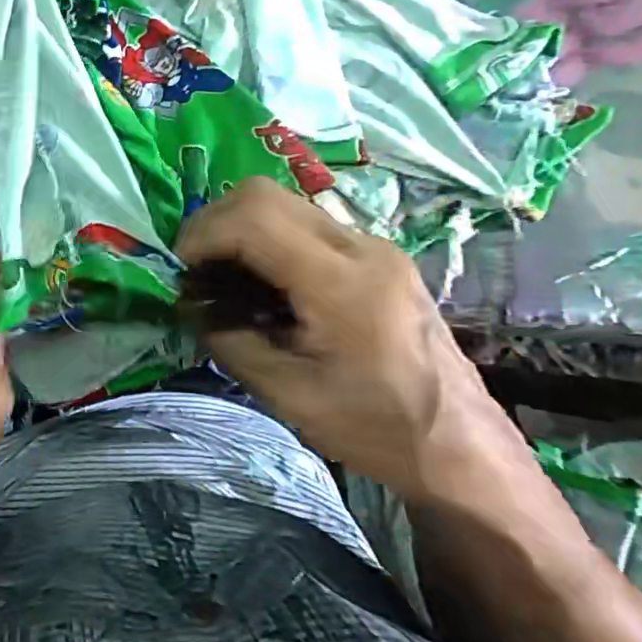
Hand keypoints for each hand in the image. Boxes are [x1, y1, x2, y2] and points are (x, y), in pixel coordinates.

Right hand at [174, 179, 523, 501]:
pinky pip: (302, 223)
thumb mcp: (282, 391)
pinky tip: (260, 283)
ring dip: (236, 229)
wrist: (459, 446)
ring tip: (222, 277)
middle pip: (263, 194)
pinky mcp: (375, 255)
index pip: (252, 218)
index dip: (201, 235)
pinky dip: (263, 238)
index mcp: (341, 284)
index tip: (182, 272)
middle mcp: (361, 249)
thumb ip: (225, 337)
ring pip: (281, 202)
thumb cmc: (371, 426)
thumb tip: (189, 302)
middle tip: (195, 270)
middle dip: (212, 224)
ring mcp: (373, 247)